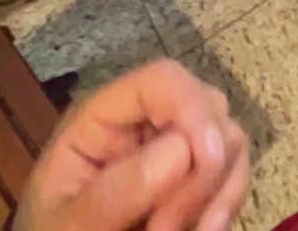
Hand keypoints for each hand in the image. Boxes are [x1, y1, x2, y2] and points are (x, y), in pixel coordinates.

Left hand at [16, 59, 250, 230]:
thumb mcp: (64, 230)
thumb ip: (110, 196)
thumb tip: (180, 153)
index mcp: (105, 118)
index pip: (162, 80)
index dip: (192, 107)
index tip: (208, 159)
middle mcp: (148, 120)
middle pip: (206, 106)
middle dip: (202, 168)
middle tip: (166, 230)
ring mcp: (176, 144)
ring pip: (229, 138)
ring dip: (216, 191)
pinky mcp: (196, 175)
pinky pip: (234, 172)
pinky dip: (227, 202)